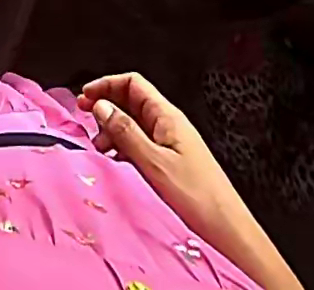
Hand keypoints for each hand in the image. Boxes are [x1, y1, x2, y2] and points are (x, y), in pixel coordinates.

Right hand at [79, 73, 303, 289]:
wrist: (229, 231)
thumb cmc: (197, 197)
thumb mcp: (154, 162)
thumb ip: (125, 131)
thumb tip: (101, 105)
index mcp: (166, 116)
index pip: (132, 83)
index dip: (107, 84)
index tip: (86, 96)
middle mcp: (168, 123)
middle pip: (131, 100)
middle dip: (106, 104)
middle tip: (84, 114)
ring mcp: (170, 142)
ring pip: (133, 122)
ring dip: (112, 128)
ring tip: (100, 145)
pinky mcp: (170, 160)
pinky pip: (140, 142)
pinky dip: (123, 145)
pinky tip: (115, 159)